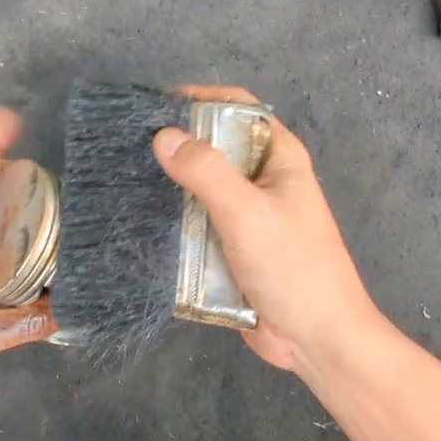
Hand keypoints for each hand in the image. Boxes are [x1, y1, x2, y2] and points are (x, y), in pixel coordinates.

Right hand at [153, 93, 381, 373]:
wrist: (317, 340)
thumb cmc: (293, 268)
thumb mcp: (248, 213)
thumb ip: (207, 173)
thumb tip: (163, 136)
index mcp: (279, 160)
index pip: (239, 109)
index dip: (201, 100)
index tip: (156, 107)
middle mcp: (262, 182)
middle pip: (215, 149)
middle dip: (176, 147)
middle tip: (127, 148)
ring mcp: (246, 218)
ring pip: (201, 191)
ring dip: (170, 190)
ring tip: (122, 182)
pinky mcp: (230, 252)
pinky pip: (196, 228)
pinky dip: (173, 226)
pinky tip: (138, 224)